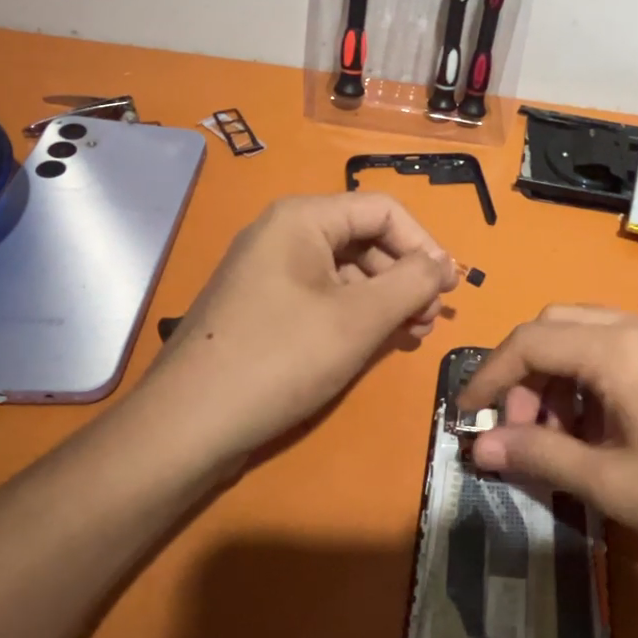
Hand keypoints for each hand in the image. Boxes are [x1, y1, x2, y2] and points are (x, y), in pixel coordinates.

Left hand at [148, 193, 456, 461]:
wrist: (187, 426)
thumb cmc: (281, 359)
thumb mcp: (360, 318)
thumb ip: (413, 282)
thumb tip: (445, 264)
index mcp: (303, 219)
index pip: (385, 210)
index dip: (425, 244)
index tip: (449, 289)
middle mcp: (284, 235)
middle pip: (367, 238)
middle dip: (407, 276)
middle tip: (430, 320)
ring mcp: (269, 273)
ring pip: (349, 271)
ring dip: (387, 299)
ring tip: (411, 336)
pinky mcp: (263, 309)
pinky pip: (324, 297)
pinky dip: (358, 315)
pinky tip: (376, 344)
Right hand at [458, 306, 637, 569]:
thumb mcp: (607, 482)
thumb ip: (538, 456)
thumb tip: (479, 447)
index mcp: (619, 348)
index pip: (532, 340)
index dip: (491, 375)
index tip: (467, 414)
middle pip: (558, 325)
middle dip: (526, 372)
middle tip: (520, 430)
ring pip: (588, 335)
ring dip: (558, 376)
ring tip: (557, 438)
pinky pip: (618, 349)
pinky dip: (590, 378)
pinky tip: (595, 430)